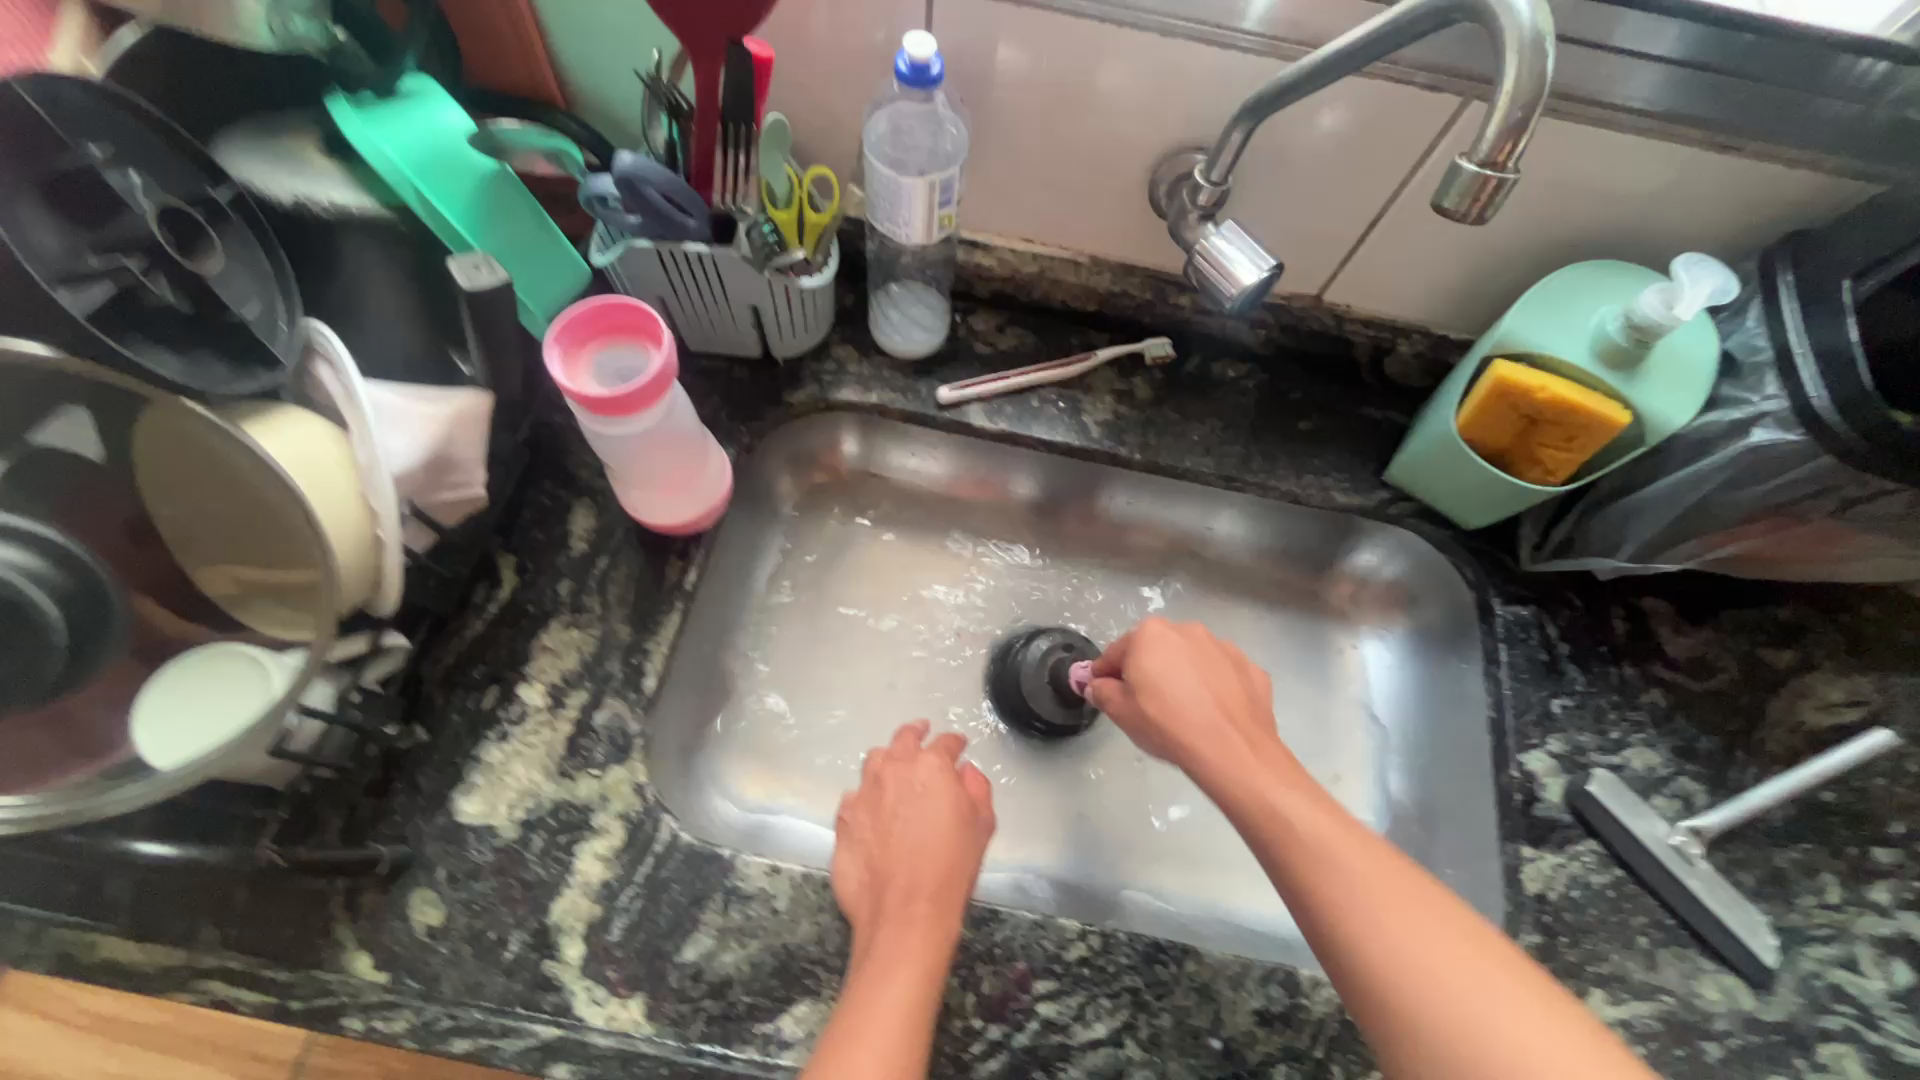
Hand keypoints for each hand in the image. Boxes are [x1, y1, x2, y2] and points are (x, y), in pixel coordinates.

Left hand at [832, 720, 995, 950]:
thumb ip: (976, 788)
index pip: (945, 742)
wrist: (904, 911)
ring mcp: (864, 791)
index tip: (958, 745)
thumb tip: (965, 771)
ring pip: (874, 761)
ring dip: (888, 760)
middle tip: (922, 732)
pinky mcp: (844, 817)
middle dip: (916, 733)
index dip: (954, 742)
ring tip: (894, 769)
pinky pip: (856, 796)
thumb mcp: (982, 825)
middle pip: (903, 738)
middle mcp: (894, 769)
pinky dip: (867, 796)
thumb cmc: (952, 867)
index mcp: (931, 766)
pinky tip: (873, 809)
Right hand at [1085, 617, 1300, 789]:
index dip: (1105, 674)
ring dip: (1184, 675)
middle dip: (1148, 670)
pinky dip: (1215, 687)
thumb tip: (1097, 685)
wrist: (1233, 749)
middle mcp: (1187, 630)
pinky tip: (1214, 712)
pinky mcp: (1250, 668)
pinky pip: (1223, 674)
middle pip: (1156, 650)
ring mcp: (1223, 647)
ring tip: (1184, 710)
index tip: (1103, 691)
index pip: (1117, 652)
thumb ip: (1102, 692)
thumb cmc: (1167, 725)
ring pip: (1192, 659)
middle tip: (1145, 703)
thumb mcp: (1120, 712)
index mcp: (1150, 634)